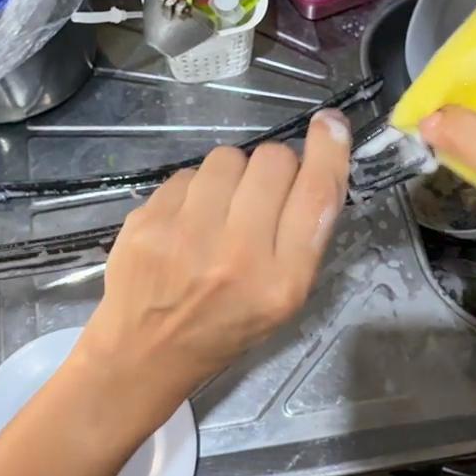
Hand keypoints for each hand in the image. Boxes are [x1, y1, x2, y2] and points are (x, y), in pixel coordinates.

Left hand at [76, 109, 353, 397]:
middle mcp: (236, 255)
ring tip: (219, 209)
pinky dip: (193, 189)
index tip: (330, 124)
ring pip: (227, 157)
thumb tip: (317, 163)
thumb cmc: (225, 327)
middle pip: (273, 161)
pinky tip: (186, 221)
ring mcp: (185, 234)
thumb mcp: (282, 300)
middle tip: (260, 193)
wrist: (145, 351)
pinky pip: (186, 173)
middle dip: (274, 166)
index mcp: (280, 281)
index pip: (316, 195)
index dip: (328, 151)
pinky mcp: (147, 220)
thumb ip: (302, 238)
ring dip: (231, 174)